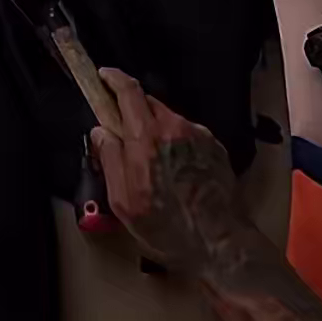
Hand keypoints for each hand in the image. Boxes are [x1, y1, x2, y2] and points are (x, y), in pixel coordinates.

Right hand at [89, 68, 255, 274]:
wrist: (220, 244)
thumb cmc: (167, 227)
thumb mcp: (123, 200)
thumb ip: (109, 159)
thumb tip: (101, 132)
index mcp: (147, 138)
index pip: (129, 91)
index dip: (113, 78)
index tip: (103, 76)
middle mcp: (174, 127)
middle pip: (148, 101)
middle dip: (132, 108)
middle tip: (122, 129)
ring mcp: (198, 135)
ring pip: (168, 117)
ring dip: (154, 127)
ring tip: (151, 158)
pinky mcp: (215, 146)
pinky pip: (187, 131)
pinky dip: (175, 140)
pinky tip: (174, 167)